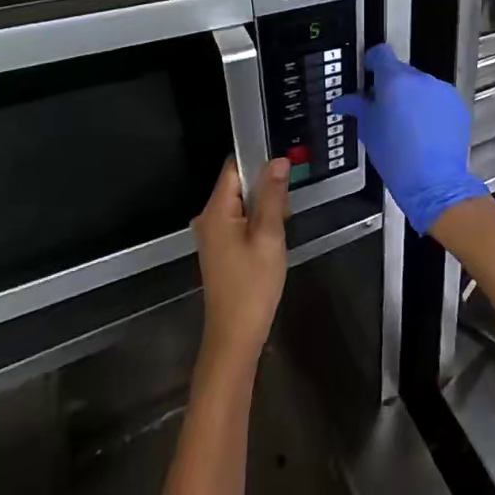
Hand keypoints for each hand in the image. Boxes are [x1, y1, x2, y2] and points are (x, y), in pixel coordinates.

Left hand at [191, 157, 289, 363]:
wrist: (236, 334)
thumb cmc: (253, 285)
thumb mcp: (269, 236)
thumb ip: (273, 197)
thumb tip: (279, 160)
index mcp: (215, 211)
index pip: (234, 167)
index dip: (259, 163)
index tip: (285, 172)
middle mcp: (208, 218)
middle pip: (238, 185)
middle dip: (265, 191)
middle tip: (286, 213)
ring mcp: (212, 235)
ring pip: (242, 204)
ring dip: (264, 210)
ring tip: (280, 232)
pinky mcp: (220, 248)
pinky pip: (239, 222)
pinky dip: (257, 225)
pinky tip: (271, 243)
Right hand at [332, 44, 488, 233]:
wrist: (435, 182)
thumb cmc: (400, 159)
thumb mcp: (369, 130)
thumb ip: (357, 107)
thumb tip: (346, 102)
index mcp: (395, 81)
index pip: (380, 54)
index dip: (371, 61)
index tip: (368, 71)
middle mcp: (421, 81)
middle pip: (401, 71)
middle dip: (390, 86)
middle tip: (380, 108)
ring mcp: (442, 92)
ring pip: (420, 86)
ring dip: (411, 98)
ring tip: (403, 125)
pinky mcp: (456, 106)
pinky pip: (438, 99)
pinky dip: (430, 109)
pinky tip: (421, 131)